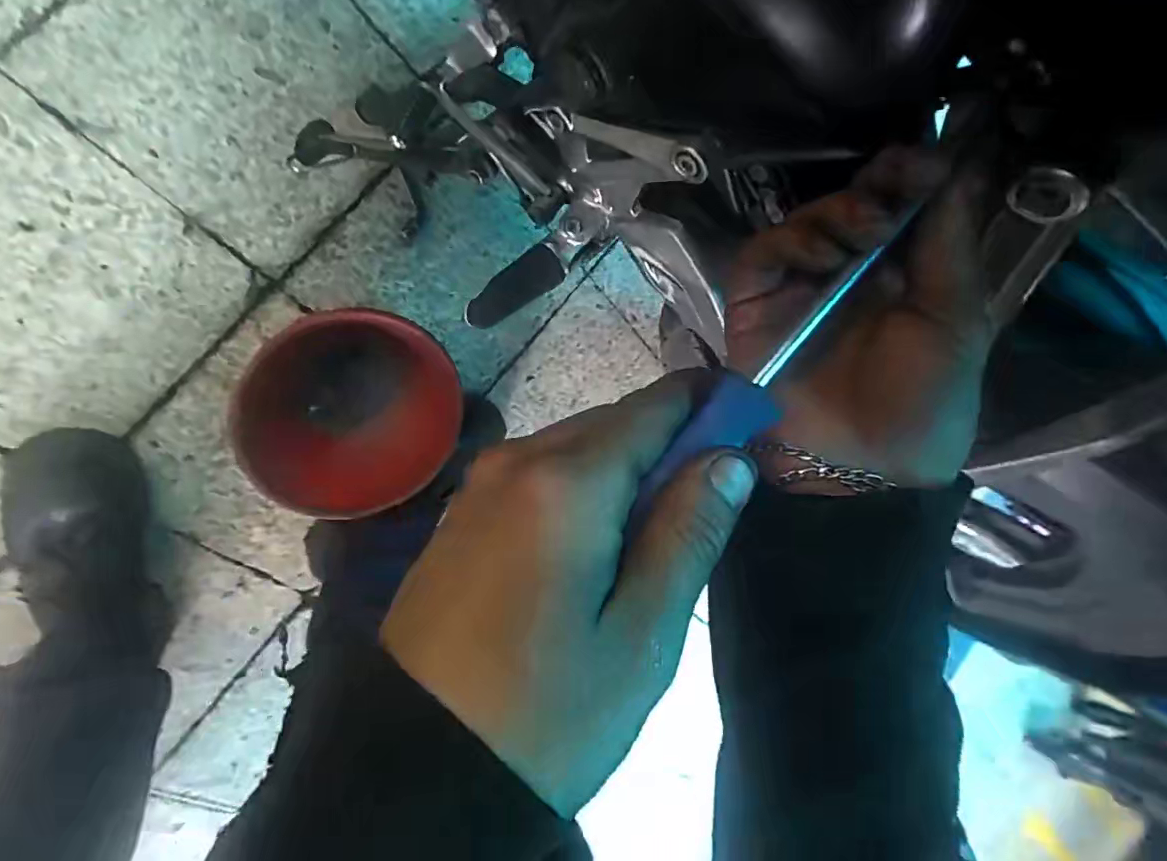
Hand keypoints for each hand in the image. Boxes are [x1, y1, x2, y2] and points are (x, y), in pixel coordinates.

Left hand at [380, 375, 756, 815]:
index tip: (750, 412)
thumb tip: (730, 460)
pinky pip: (540, 470)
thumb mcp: (641, 634)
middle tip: (713, 482)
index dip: (708, 400)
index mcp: (566, 482)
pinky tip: (597, 531)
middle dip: (669, 436)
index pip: (653, 407)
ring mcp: (481, 482)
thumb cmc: (546, 711)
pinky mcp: (463, 509)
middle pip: (614, 421)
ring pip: (576, 443)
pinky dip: (583, 480)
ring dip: (626, 462)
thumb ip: (689, 531)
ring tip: (659, 518)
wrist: (417, 766)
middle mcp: (517, 460)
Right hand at [726, 145, 992, 489]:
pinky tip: (819, 255)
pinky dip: (789, 243)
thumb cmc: (921, 402)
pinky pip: (763, 255)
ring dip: (835, 213)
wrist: (859, 470)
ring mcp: (796, 289)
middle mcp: (846, 276)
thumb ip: (949, 248)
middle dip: (873, 188)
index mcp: (899, 278)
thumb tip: (958, 174)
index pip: (897, 211)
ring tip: (865, 229)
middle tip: (894, 183)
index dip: (907, 178)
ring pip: (803, 222)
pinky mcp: (755, 304)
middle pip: (848, 207)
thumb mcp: (956, 323)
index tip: (925, 159)